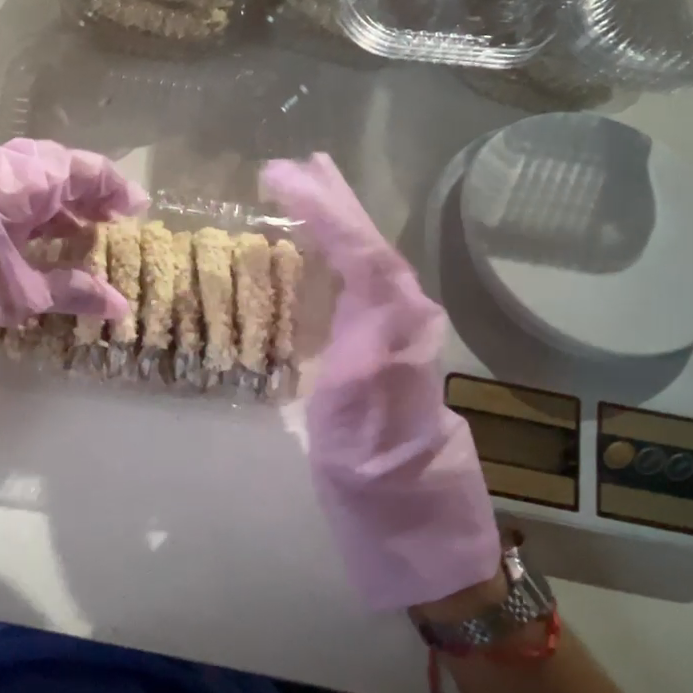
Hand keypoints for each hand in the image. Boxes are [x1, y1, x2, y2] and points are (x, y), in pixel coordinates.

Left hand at [0, 139, 144, 449]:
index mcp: (9, 184)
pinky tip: (37, 235)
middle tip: (110, 223)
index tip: (136, 212)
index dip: (111, 188)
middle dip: (85, 191)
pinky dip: (24, 205)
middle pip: (50, 165)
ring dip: (54, 198)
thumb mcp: (14, 298)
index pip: (75, 169)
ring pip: (22, 174)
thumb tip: (120, 305)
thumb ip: (72, 291)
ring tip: (81, 233)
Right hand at [262, 153, 499, 611]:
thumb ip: (364, 342)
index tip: (279, 176)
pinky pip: (361, 288)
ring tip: (309, 194)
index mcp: (393, 331)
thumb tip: (368, 279)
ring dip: (339, 224)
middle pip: (372, 246)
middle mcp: (405, 323)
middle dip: (335, 202)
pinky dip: (337, 259)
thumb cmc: (374, 479)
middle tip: (298, 166)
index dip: (322, 208)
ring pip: (370, 264)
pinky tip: (319, 257)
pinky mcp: (384, 355)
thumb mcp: (355, 417)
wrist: (413, 526)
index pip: (361, 250)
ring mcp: (396, 338)